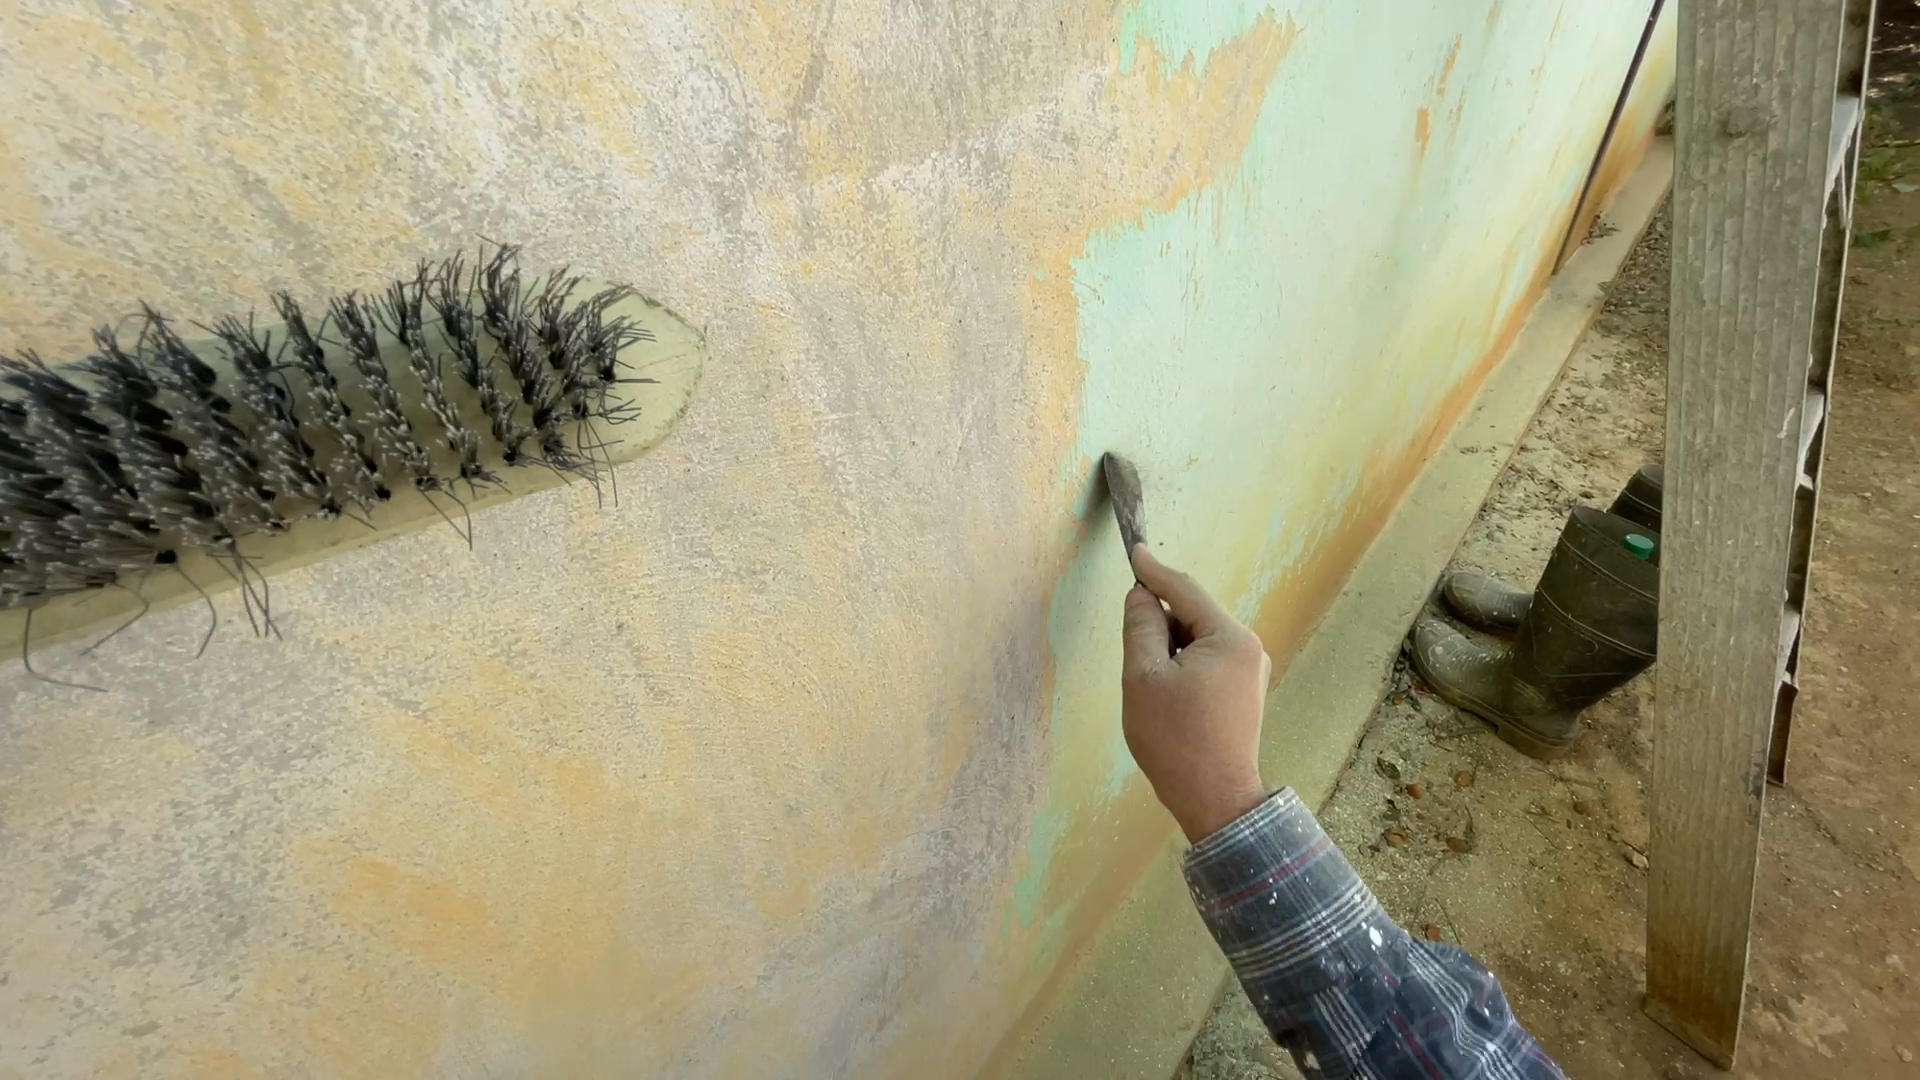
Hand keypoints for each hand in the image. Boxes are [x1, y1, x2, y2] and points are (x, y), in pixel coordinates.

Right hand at [1120, 544, 1271, 842]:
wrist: (1214, 801)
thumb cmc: (1174, 739)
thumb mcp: (1144, 677)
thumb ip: (1141, 627)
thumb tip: (1141, 596)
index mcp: (1230, 639)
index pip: (1186, 591)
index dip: (1155, 571)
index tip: (1133, 550)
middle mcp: (1249, 648)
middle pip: (1193, 615)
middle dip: (1159, 621)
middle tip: (1132, 652)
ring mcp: (1251, 671)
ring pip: (1198, 638)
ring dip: (1168, 645)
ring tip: (1150, 684)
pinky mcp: (1244, 691)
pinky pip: (1207, 658)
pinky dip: (1181, 660)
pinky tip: (1166, 690)